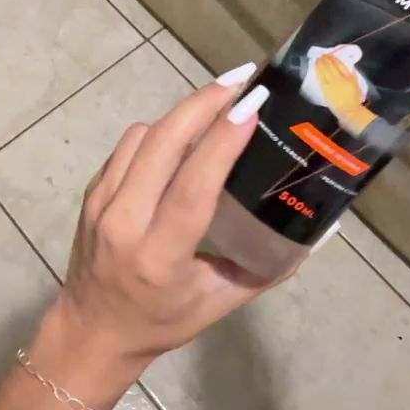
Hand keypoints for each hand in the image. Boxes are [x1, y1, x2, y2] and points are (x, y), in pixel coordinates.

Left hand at [0, 78, 271, 409]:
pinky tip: (184, 131)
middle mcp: (124, 222)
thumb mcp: (220, 302)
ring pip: (143, 136)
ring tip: (219, 102)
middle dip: (202, 104)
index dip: (220, 144)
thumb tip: (319, 227)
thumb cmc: (162, 321)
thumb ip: (268, 265)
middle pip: (161, 145)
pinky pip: (128, 145)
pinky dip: (158, 132)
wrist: (90, 330)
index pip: (191, 189)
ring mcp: (100, 202)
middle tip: (240, 79)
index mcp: (159, 256)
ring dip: (181, 114)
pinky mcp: (90, 190)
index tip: (249, 106)